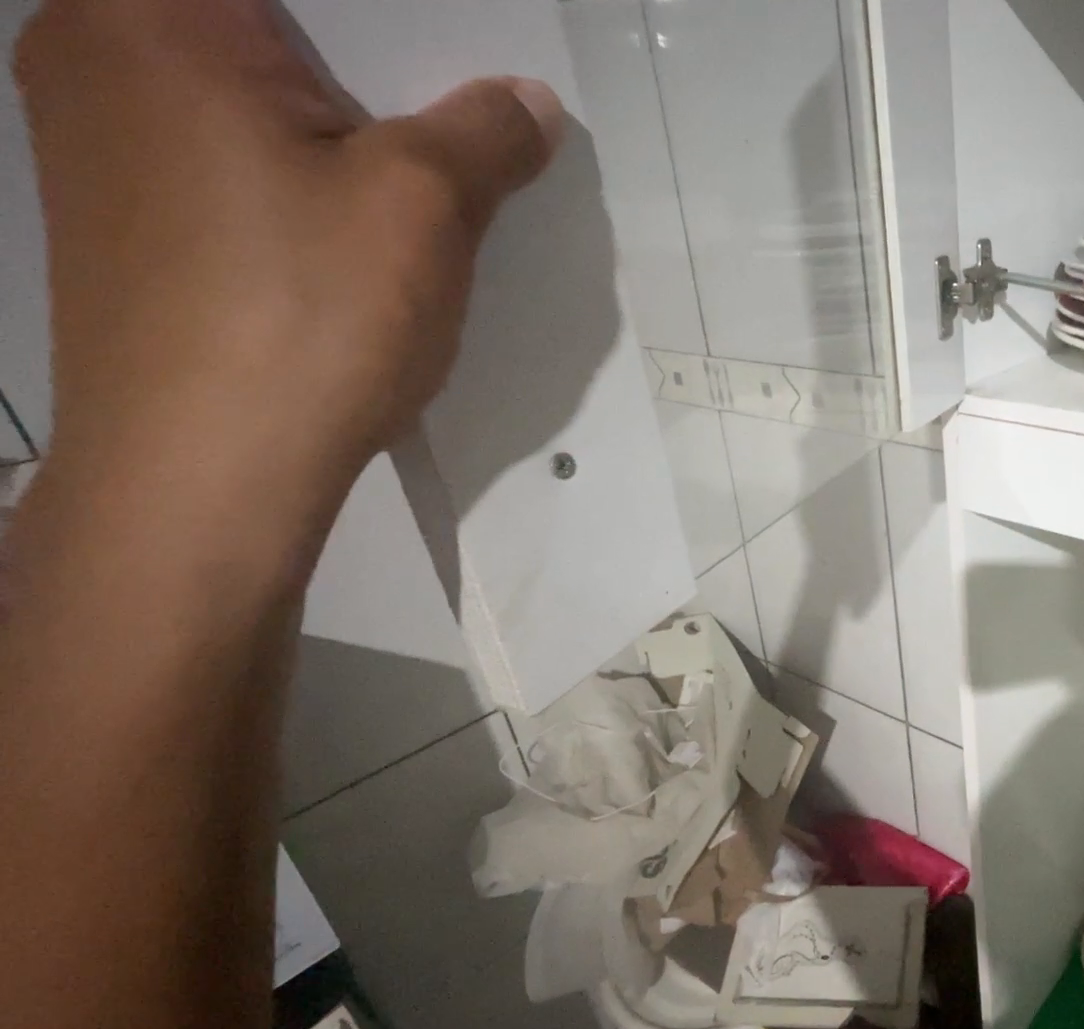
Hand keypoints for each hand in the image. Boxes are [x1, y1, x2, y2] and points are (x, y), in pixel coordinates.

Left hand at [14, 0, 560, 496]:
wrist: (207, 472)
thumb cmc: (308, 314)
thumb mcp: (425, 207)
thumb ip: (487, 134)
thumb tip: (530, 100)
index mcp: (149, 16)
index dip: (405, 28)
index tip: (469, 62)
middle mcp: (96, 55)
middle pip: (279, 32)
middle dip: (386, 77)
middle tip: (470, 125)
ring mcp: (101, 144)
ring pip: (262, 100)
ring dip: (357, 133)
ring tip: (433, 188)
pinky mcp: (132, 221)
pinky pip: (240, 161)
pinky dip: (315, 179)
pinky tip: (371, 241)